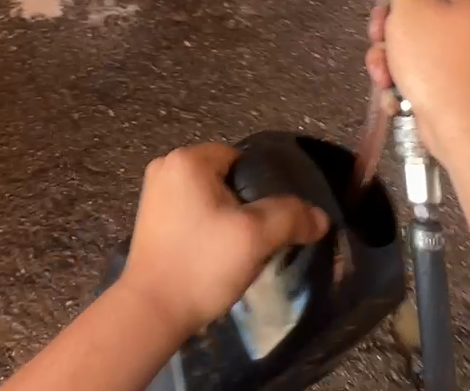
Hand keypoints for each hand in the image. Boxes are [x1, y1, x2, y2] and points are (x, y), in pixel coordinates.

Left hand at [116, 144, 329, 336]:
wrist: (152, 310)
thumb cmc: (201, 264)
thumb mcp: (254, 238)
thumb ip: (290, 218)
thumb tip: (320, 216)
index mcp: (186, 159)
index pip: (238, 158)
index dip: (260, 186)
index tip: (270, 217)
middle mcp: (165, 165)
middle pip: (223, 176)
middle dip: (243, 203)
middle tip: (257, 236)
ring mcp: (153, 191)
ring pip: (207, 195)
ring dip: (225, 216)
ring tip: (237, 248)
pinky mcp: (150, 217)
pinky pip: (190, 210)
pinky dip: (205, 226)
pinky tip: (213, 253)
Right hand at [364, 0, 469, 163]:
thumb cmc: (441, 65)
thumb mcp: (413, 4)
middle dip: (390, 19)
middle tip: (383, 37)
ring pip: (414, 29)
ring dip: (391, 49)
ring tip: (388, 73)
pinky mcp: (462, 71)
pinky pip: (423, 56)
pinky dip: (405, 70)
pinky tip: (397, 89)